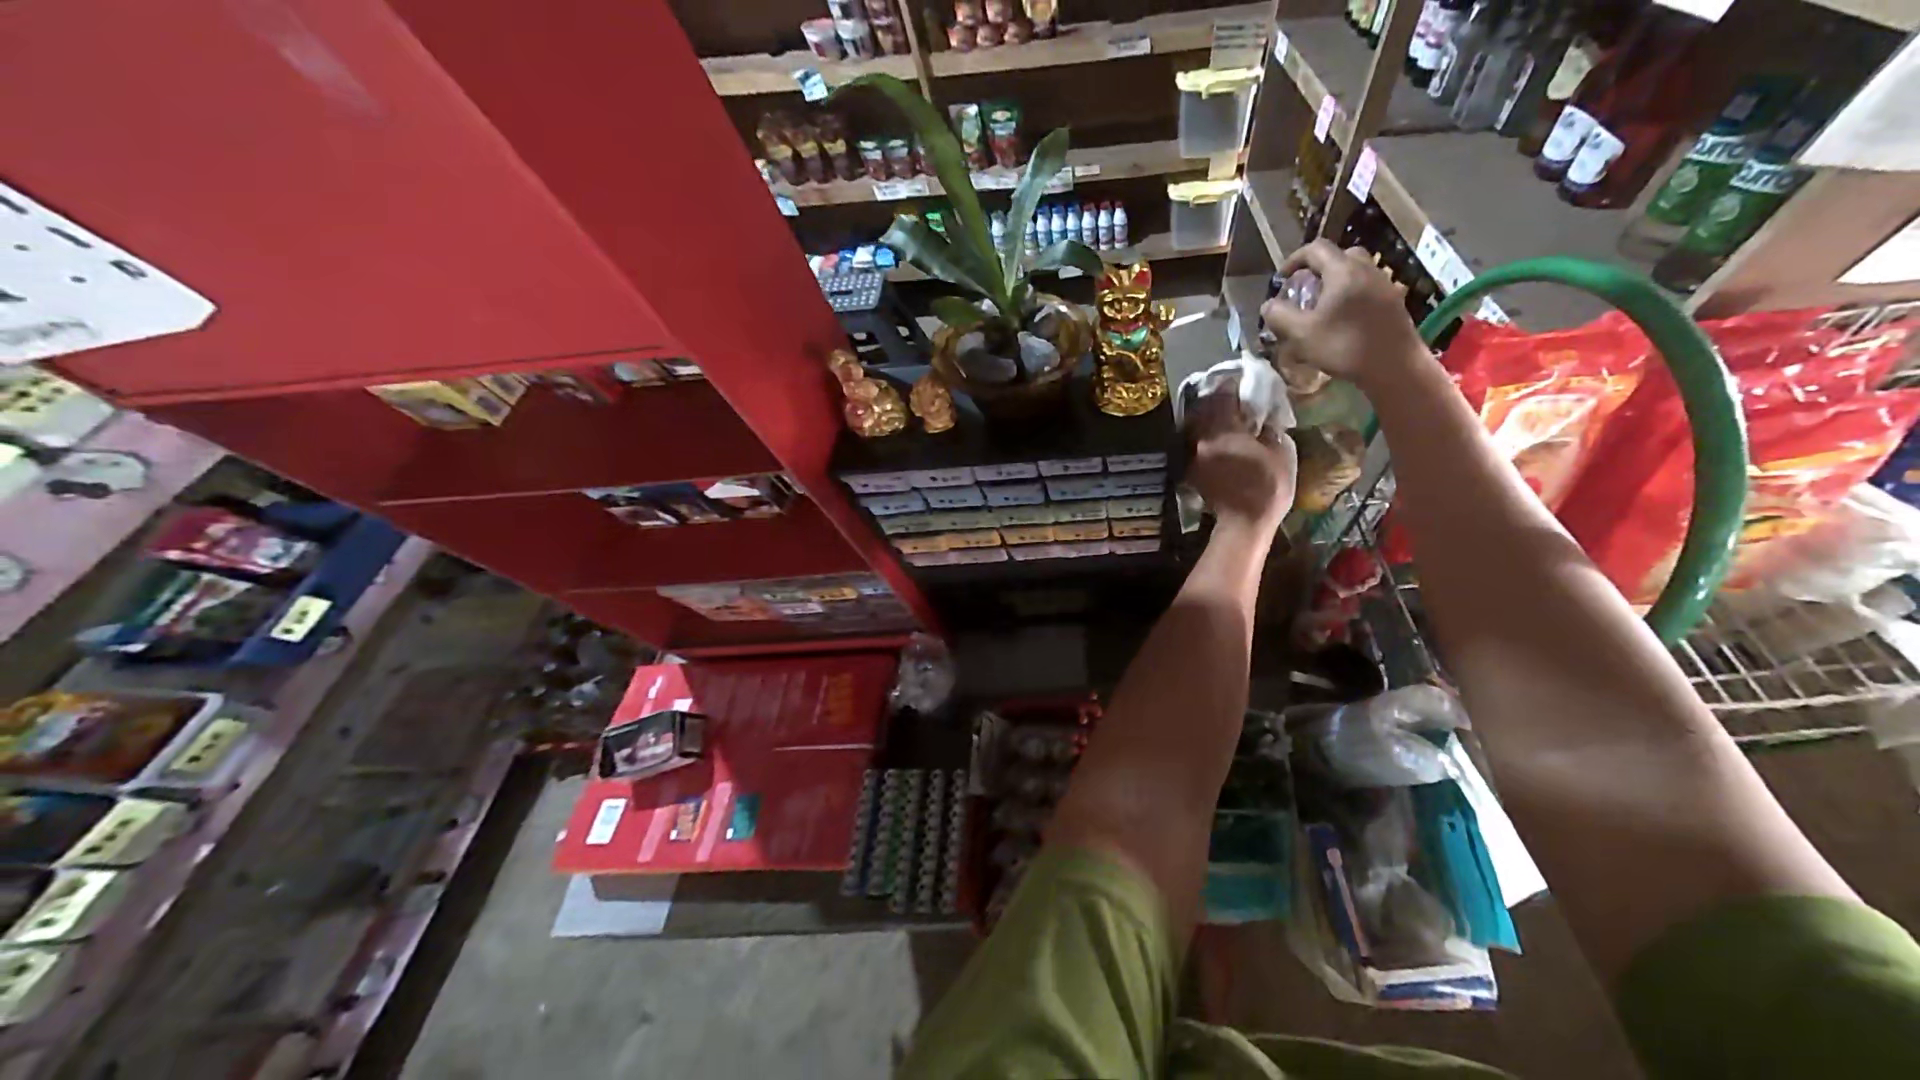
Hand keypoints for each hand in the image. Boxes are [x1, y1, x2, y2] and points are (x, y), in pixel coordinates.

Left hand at [1186, 392, 1296, 531]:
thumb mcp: (1281, 451)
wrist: (1245, 522)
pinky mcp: (1192, 470)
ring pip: (1198, 427)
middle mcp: (1202, 438)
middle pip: (1205, 410)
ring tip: (1224, 417)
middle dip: (1216, 401)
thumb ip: (1270, 427)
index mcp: (1223, 429)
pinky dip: (1207, 438)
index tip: (1240, 380)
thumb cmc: (1268, 486)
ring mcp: (1194, 455)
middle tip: (1230, 396)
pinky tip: (1219, 440)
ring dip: (1209, 419)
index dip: (1231, 385)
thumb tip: (1265, 416)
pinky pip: (1197, 445)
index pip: (1222, 396)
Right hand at [1260, 240, 1427, 388]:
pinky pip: (1367, 287)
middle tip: (1305, 290)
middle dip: (1318, 269)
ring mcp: (1383, 284)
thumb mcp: (1301, 334)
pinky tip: (1344, 318)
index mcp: (1342, 271)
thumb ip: (1279, 315)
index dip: (1293, 260)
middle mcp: (1366, 270)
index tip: (1281, 280)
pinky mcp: (1393, 301)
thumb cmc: (1344, 347)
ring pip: (1356, 271)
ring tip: (1323, 305)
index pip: (1315, 249)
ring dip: (1336, 281)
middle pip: (1339, 256)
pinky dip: (1352, 294)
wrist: (1394, 366)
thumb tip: (1268, 305)